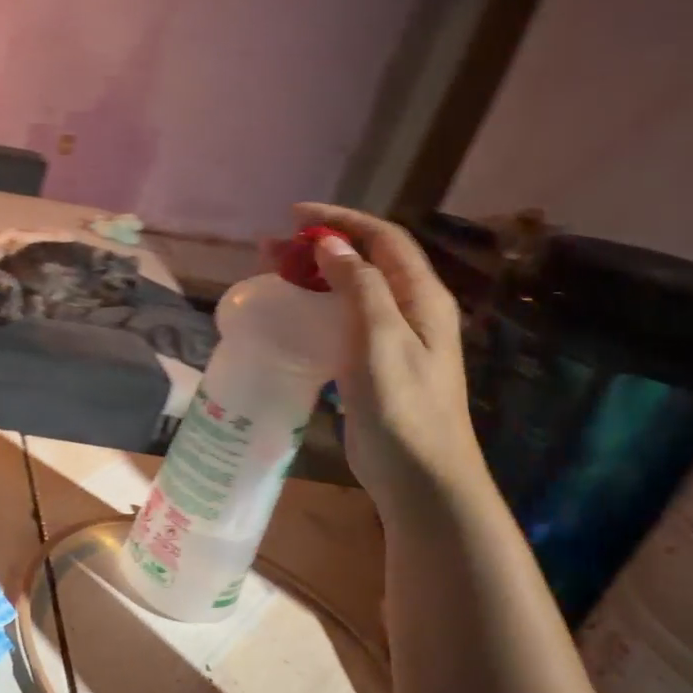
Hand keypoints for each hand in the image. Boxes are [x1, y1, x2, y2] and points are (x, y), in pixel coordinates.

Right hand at [292, 204, 490, 518]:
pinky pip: (341, 317)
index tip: (294, 216)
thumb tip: (330, 244)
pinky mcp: (371, 362)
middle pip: (365, 259)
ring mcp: (392, 338)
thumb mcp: (381, 339)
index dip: (341, 220)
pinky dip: (314, 303)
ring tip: (271, 268)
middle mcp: (410, 310)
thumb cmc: (403, 406)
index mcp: (422, 298)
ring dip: (313, 272)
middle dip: (321, 243)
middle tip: (271, 245)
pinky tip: (289, 310)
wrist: (420, 476)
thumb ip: (359, 287)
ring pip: (350, 288)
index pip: (384, 239)